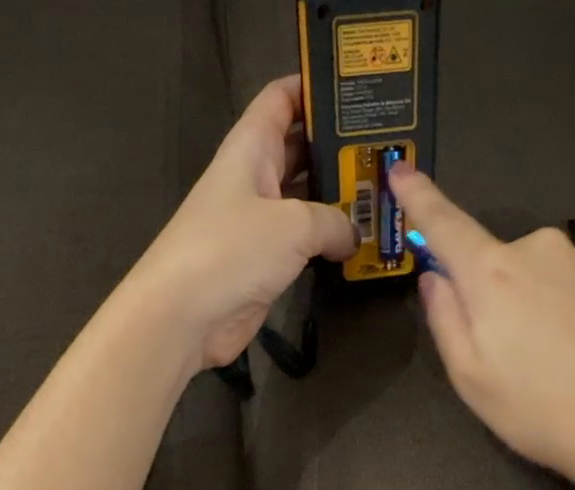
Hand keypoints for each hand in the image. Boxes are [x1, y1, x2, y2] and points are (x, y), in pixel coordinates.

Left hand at [124, 76, 359, 370]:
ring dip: (340, 200)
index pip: (280, 100)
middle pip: (300, 150)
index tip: (357, 87)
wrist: (184, 317)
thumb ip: (334, 221)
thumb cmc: (231, 250)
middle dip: (339, 147)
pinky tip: (361, 244)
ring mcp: (257, 225)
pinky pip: (303, 244)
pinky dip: (329, 243)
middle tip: (389, 148)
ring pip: (305, 201)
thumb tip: (353, 236)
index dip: (314, 86)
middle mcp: (253, 181)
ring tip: (385, 195)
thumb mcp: (294, 224)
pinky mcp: (263, 265)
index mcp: (249, 149)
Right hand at [391, 163, 574, 489]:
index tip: (400, 169)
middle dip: (500, 295)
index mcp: (493, 275)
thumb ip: (445, 319)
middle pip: (503, 261)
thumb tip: (436, 276)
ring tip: (566, 359)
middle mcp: (543, 250)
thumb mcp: (470, 379)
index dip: (419, 197)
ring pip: (551, 272)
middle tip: (516, 354)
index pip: (445, 224)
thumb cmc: (540, 412)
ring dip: (547, 302)